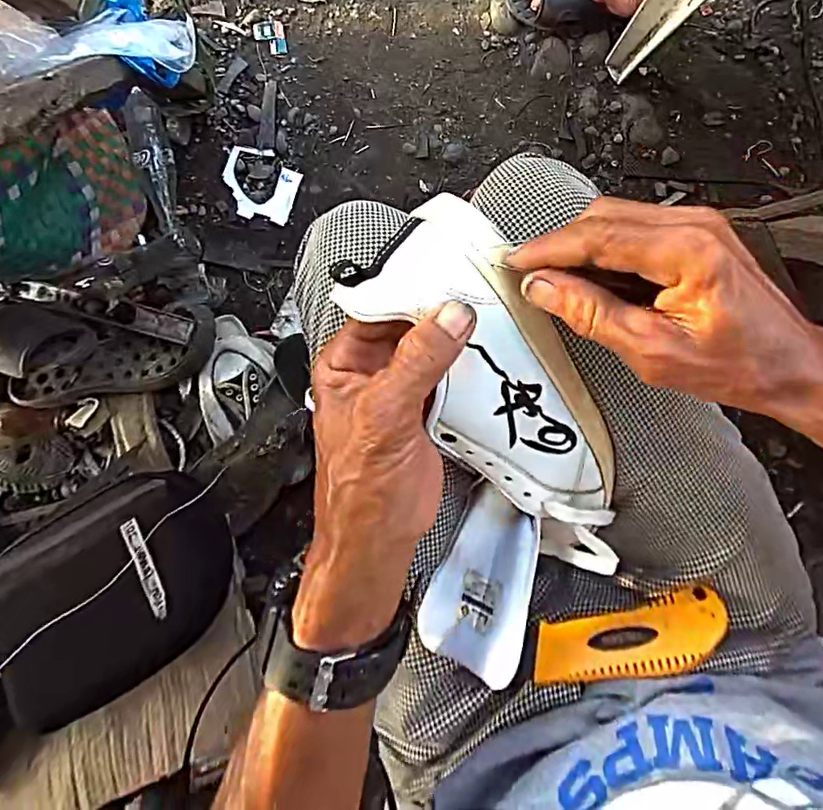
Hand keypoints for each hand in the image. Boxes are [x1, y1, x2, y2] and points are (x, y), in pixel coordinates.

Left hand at [297, 303, 473, 648]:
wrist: (379, 538)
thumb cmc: (357, 491)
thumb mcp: (385, 412)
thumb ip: (418, 361)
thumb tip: (448, 318)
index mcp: (344, 364)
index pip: (377, 309)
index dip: (408, 294)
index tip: (442, 284)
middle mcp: (370, 372)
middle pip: (407, 326)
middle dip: (436, 314)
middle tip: (468, 299)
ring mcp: (400, 390)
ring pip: (430, 348)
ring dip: (452, 339)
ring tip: (478, 322)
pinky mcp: (426, 408)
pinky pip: (447, 374)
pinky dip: (463, 366)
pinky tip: (478, 358)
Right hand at [506, 198, 822, 429]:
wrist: (793, 364)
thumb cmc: (743, 364)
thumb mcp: (654, 352)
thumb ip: (592, 314)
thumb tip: (546, 288)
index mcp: (688, 250)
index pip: (596, 237)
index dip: (547, 248)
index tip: (517, 260)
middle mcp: (694, 225)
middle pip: (602, 218)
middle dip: (560, 245)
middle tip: (531, 273)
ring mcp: (699, 224)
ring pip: (615, 219)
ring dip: (582, 247)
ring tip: (562, 282)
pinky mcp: (697, 232)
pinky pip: (636, 228)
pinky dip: (607, 249)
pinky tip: (598, 278)